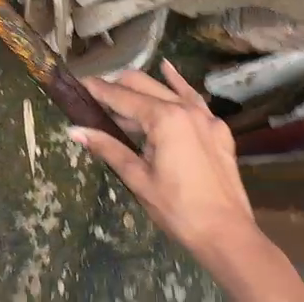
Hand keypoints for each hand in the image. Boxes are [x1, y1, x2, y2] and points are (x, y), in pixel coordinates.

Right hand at [69, 60, 256, 254]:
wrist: (229, 236)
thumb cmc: (179, 209)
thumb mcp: (138, 179)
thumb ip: (107, 148)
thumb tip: (74, 130)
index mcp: (163, 118)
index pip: (121, 97)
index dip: (97, 89)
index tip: (78, 82)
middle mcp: (184, 108)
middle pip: (142, 85)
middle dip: (117, 87)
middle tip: (95, 95)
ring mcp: (205, 117)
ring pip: (166, 89)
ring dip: (141, 89)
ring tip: (120, 93)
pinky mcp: (218, 129)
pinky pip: (193, 98)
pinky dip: (177, 84)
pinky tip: (167, 68)